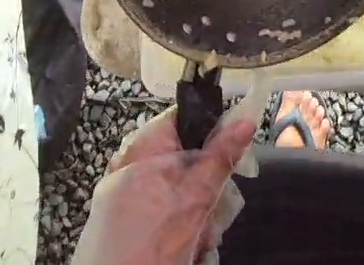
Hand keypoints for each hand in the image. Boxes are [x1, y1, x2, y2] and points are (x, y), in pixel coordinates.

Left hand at [70, 106, 257, 264]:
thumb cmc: (153, 245)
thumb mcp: (196, 200)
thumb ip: (221, 157)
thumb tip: (246, 118)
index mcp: (144, 146)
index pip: (184, 115)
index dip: (212, 127)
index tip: (232, 150)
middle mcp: (129, 163)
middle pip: (183, 154)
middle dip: (207, 181)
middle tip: (217, 209)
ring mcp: (120, 194)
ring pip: (174, 186)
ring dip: (196, 210)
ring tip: (200, 239)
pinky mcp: (117, 221)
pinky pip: (157, 208)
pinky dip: (175, 223)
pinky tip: (185, 247)